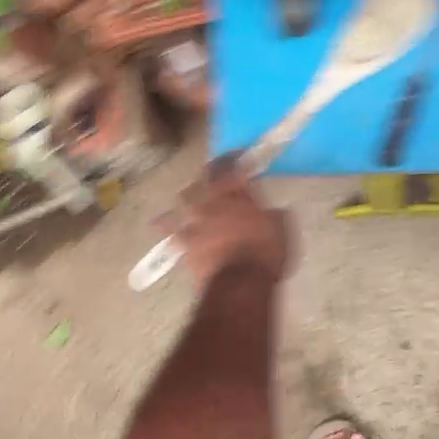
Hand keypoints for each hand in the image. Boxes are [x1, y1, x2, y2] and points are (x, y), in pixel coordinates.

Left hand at [159, 159, 290, 285]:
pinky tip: (156, 225)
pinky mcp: (183, 243)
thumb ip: (272, 214)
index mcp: (236, 192)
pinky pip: (170, 231)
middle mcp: (211, 201)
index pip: (231, 165)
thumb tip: (270, 212)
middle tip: (214, 177)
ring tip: (188, 197)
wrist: (239, 282)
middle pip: (203, 178)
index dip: (233, 157)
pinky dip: (166, 227)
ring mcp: (194, 221)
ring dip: (186, 198)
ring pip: (182, 200)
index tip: (239, 155)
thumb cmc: (266, 251)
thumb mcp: (281, 227)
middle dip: (209, 175)